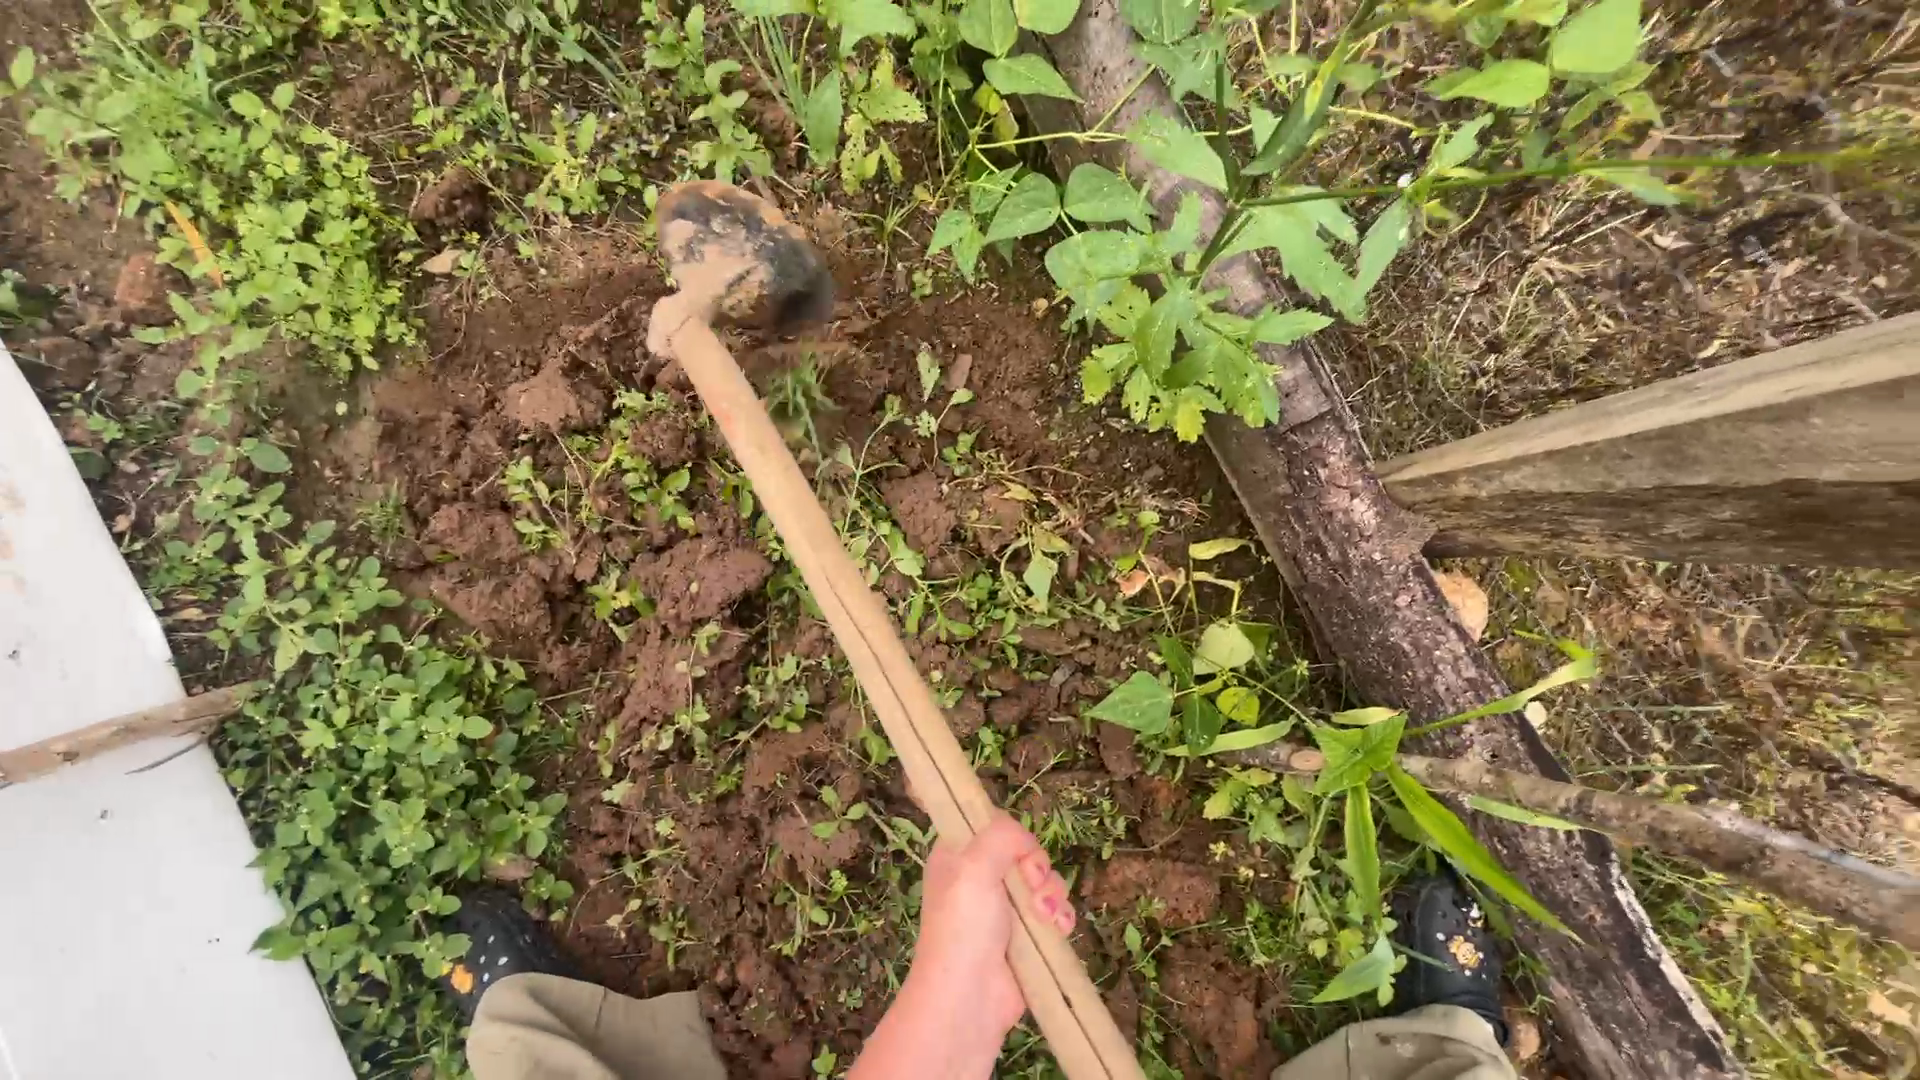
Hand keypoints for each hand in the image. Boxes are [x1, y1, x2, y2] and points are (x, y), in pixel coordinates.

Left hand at [848, 813, 1074, 1079]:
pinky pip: (1054, 911)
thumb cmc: (963, 925)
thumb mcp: (973, 865)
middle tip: (1031, 887)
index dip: (1012, 836)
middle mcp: (980, 878)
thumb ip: (1002, 835)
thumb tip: (1025, 841)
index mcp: (958, 855)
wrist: (968, 997)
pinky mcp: (1026, 936)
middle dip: (1037, 869)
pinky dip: (1060, 916)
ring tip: (1046, 917)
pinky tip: (1058, 928)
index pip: (993, 826)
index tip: (1017, 852)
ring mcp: (1004, 909)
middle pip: (1025, 853)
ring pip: (1043, 882)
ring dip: (1052, 894)